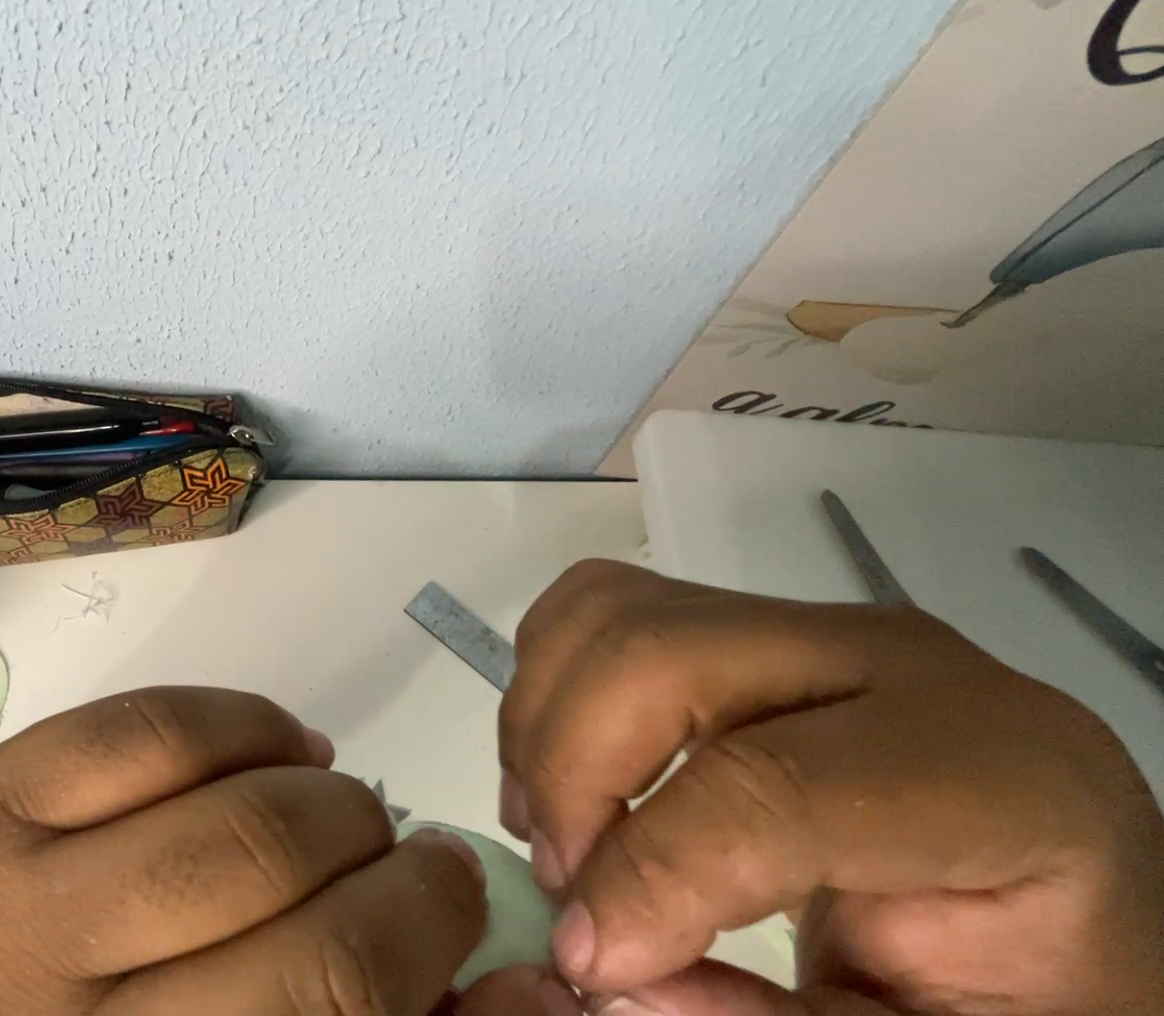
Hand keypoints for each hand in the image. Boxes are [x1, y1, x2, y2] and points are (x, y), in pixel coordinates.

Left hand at [0, 686, 488, 1014]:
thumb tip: (529, 976)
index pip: (328, 987)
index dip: (424, 921)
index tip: (456, 887)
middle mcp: (54, 990)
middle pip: (271, 864)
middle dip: (373, 843)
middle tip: (393, 849)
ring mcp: (4, 877)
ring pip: (213, 782)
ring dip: (311, 780)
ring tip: (328, 803)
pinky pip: (146, 722)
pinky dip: (237, 722)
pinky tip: (269, 751)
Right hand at [491, 559, 1163, 1014]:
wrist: (1043, 873)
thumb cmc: (1017, 972)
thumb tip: (596, 980)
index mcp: (984, 771)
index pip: (767, 785)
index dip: (650, 871)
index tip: (586, 956)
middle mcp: (876, 656)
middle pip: (653, 659)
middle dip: (569, 774)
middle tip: (561, 881)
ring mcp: (787, 620)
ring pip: (602, 614)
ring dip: (542, 722)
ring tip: (551, 827)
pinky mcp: (723, 615)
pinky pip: (591, 607)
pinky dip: (544, 679)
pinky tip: (561, 767)